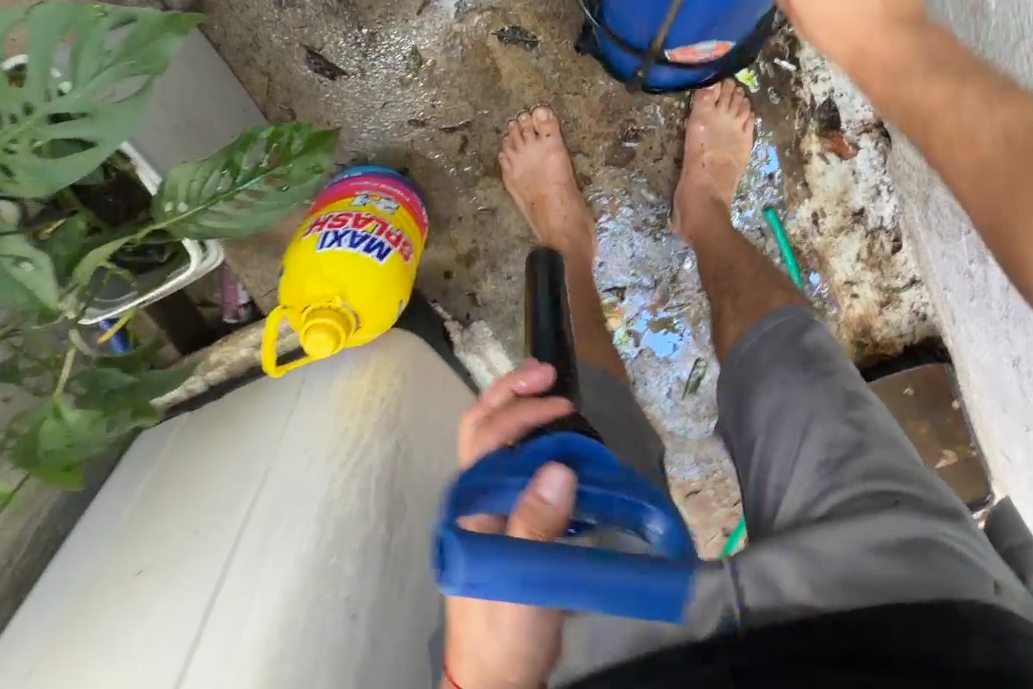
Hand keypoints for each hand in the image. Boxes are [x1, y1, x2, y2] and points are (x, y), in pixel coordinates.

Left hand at [444, 360, 578, 688]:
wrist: (496, 675)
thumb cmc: (504, 626)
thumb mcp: (522, 578)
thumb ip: (537, 522)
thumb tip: (561, 465)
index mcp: (469, 503)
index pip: (488, 438)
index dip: (522, 415)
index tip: (563, 408)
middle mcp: (473, 495)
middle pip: (481, 427)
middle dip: (510, 393)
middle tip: (547, 373)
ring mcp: (488, 506)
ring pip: (494, 441)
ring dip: (517, 409)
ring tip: (549, 388)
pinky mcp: (507, 519)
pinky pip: (514, 464)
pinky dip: (531, 439)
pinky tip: (557, 437)